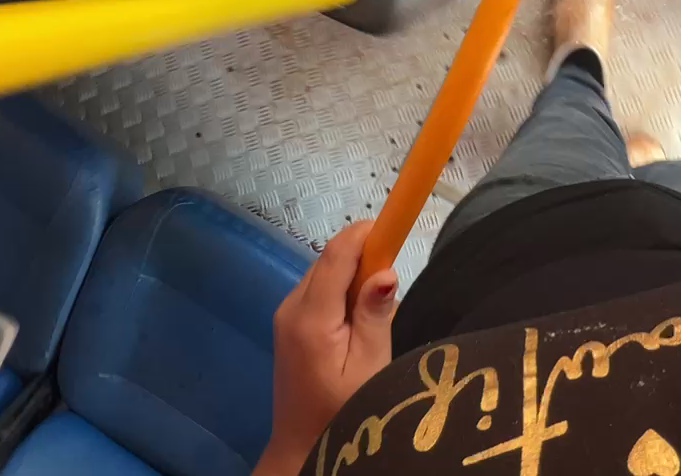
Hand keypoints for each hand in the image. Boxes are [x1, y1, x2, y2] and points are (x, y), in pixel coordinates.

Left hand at [255, 221, 399, 475]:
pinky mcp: (288, 320)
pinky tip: (354, 318)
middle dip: (363, 256)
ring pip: (325, 271)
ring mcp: (286, 312)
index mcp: (311, 316)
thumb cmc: (342, 413)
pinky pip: (318, 287)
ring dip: (352, 274)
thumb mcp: (369, 368)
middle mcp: (292, 305)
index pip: (337, 255)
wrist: (300, 450)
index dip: (365, 234)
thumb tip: (386, 269)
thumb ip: (375, 316)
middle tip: (390, 279)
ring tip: (373, 308)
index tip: (394, 229)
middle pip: (330, 259)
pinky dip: (340, 289)